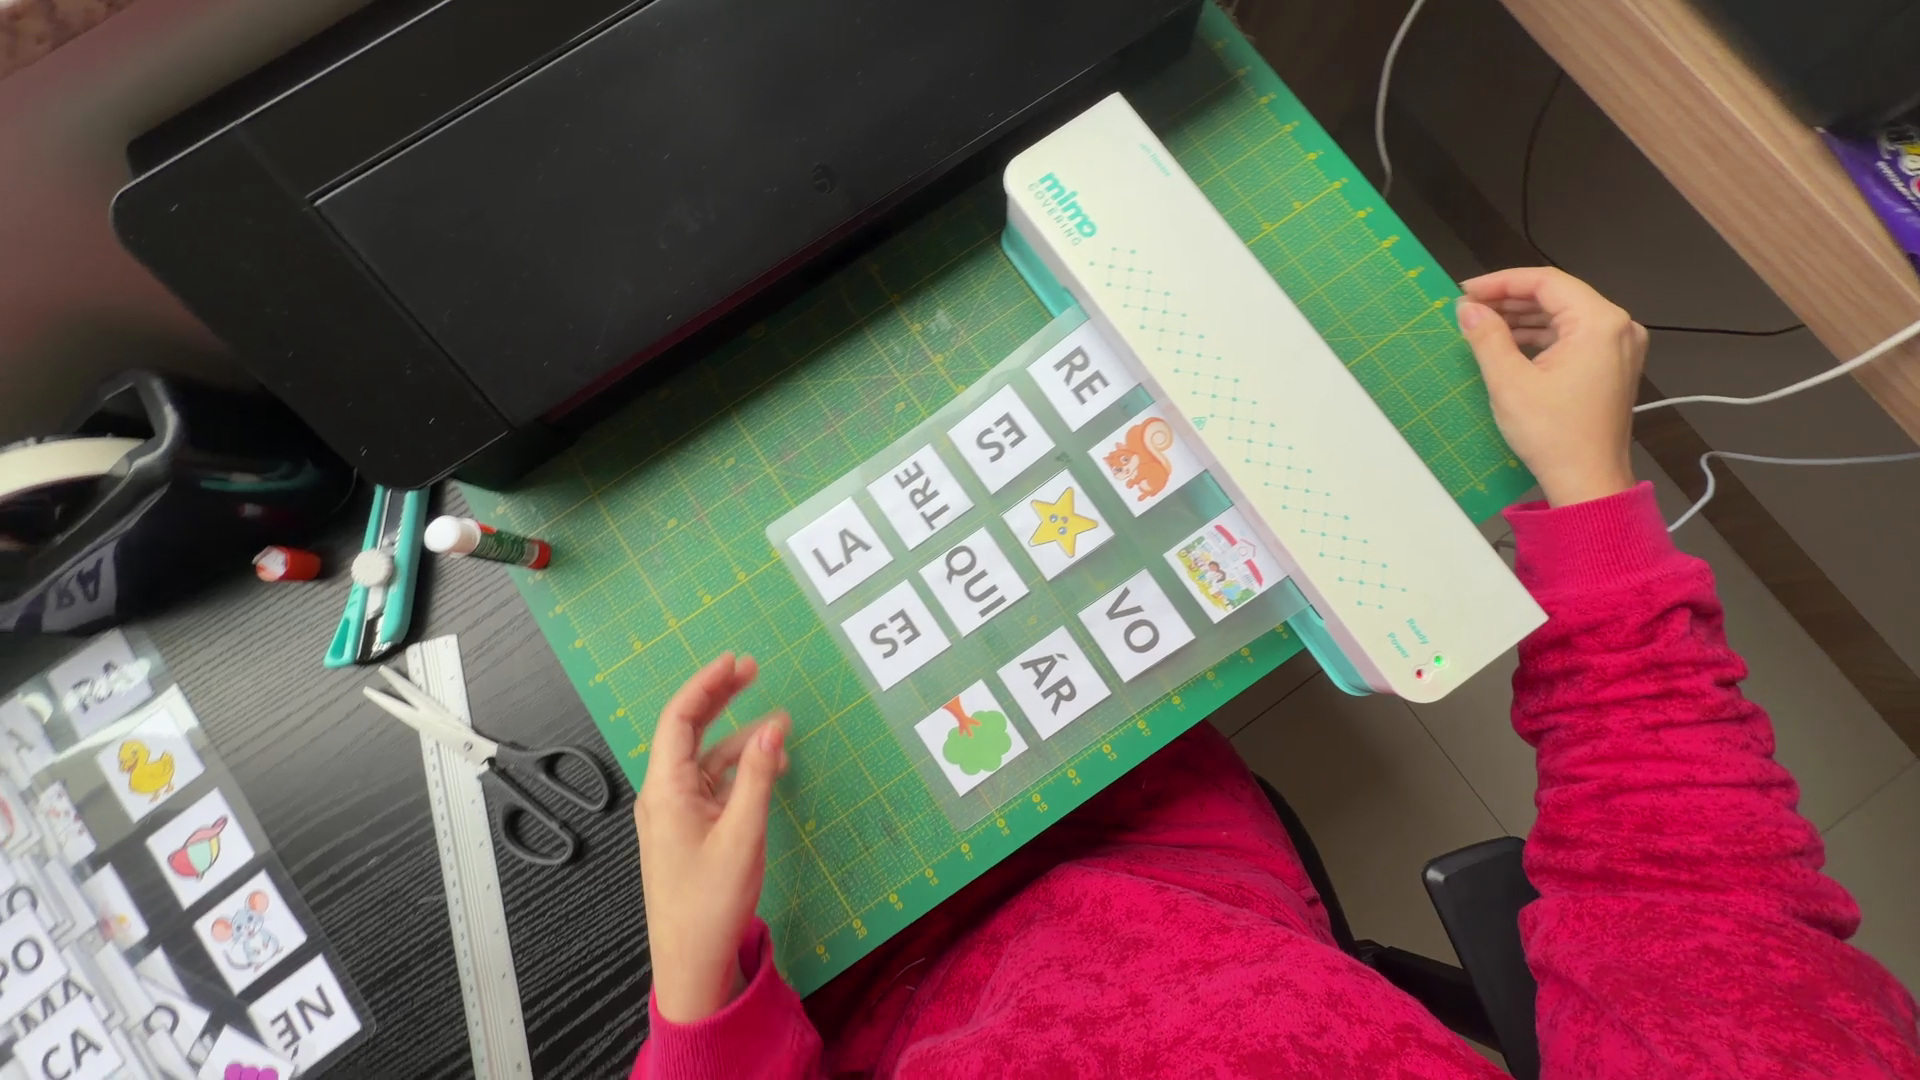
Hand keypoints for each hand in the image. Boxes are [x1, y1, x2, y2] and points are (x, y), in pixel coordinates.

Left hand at [636, 653, 789, 1022]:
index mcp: (666, 789)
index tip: (735, 662)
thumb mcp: (742, 834)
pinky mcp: (694, 825)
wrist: (692, 964)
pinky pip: (718, 781)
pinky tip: (771, 766)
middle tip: (752, 669)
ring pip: (708, 755)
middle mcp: (666, 792)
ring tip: (780, 725)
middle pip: (690, 729)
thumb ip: (759, 776)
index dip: (706, 684)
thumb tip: (774, 727)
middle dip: (720, 696)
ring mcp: (680, 809)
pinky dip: (744, 767)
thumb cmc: (710, 903)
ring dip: (741, 736)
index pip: (679, 719)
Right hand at [1456, 267, 1646, 507]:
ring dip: (1521, 318)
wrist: (1586, 477)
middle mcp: (1617, 327)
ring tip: (1481, 325)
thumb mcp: (1508, 381)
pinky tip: (1507, 345)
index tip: (1464, 292)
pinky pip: (1570, 337)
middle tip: (1467, 309)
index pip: (1547, 282)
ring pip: (1563, 317)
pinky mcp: (1610, 365)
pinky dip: (1538, 336)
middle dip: (1509, 299)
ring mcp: (1618, 346)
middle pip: (1558, 296)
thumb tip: (1467, 309)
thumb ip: (1487, 338)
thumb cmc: (1551, 432)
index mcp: (1599, 323)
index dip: (1502, 282)